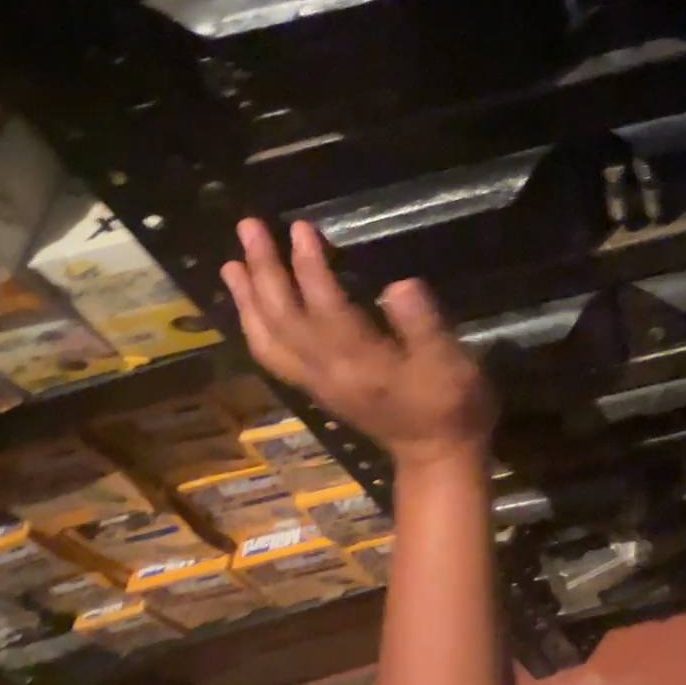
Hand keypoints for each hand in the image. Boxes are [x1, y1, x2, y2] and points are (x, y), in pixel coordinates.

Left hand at [221, 218, 495, 468]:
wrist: (438, 456)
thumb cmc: (452, 405)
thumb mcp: (453, 364)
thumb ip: (424, 325)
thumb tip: (399, 285)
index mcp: (359, 362)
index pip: (324, 306)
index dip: (310, 266)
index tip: (300, 228)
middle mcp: (326, 371)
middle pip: (282, 318)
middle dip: (264, 271)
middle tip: (248, 228)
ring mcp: (317, 382)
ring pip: (268, 338)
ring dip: (247, 299)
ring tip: (232, 264)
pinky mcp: (317, 388)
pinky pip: (272, 354)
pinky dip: (255, 326)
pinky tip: (252, 308)